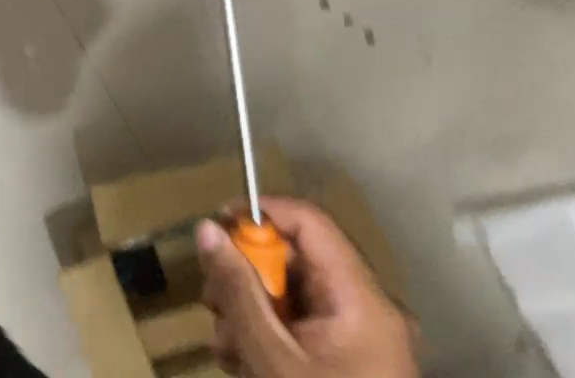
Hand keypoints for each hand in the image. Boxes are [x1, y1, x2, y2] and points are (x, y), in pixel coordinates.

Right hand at [197, 197, 417, 377]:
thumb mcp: (270, 357)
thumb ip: (237, 289)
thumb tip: (206, 227)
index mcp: (362, 300)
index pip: (310, 222)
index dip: (261, 213)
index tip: (216, 229)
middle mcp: (368, 308)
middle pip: (296, 257)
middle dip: (246, 273)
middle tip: (213, 303)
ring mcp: (361, 335)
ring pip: (293, 291)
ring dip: (249, 308)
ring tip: (227, 346)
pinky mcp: (350, 358)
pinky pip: (302, 321)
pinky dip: (267, 331)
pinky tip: (244, 360)